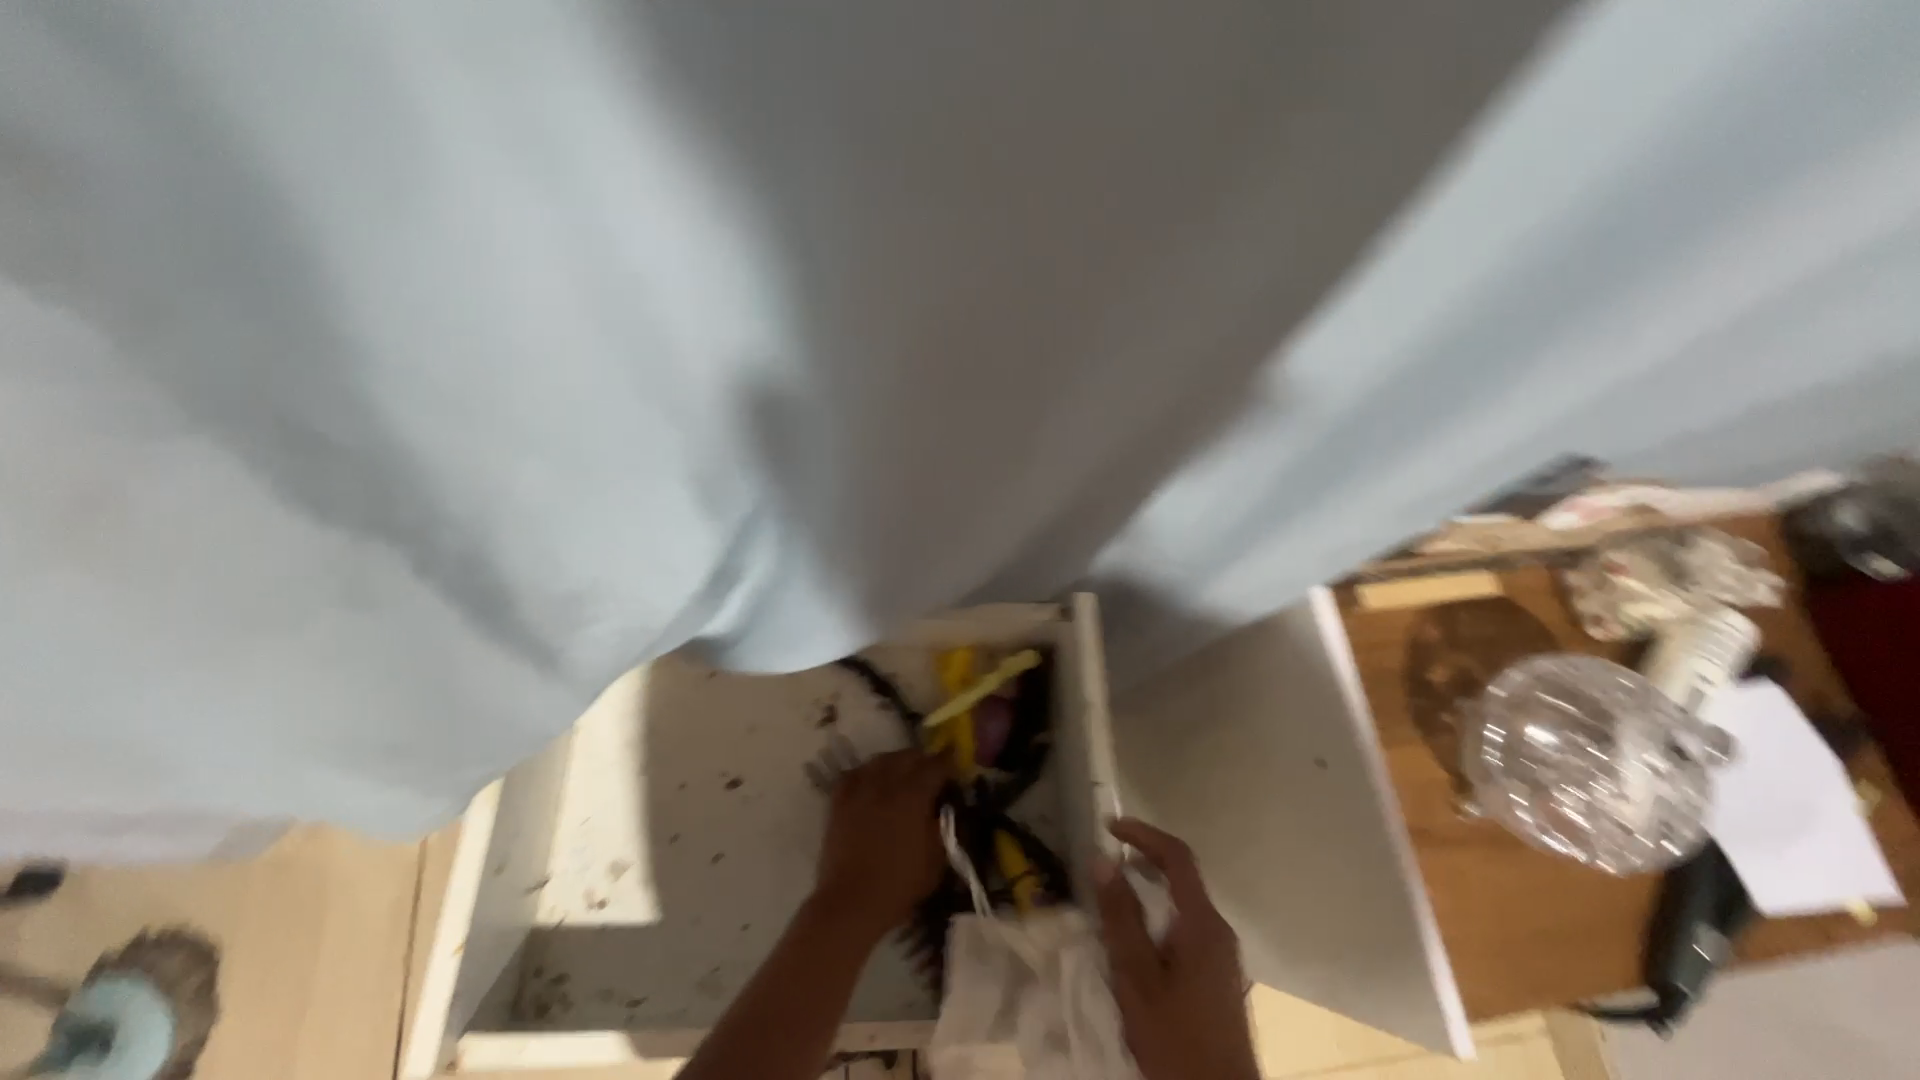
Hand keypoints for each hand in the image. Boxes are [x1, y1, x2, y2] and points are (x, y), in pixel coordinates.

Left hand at [811, 749, 948, 936]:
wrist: (852, 902)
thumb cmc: (900, 885)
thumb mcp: (937, 859)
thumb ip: (943, 826)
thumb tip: (945, 808)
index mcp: (913, 796)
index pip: (935, 765)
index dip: (948, 760)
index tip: (956, 758)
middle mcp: (885, 784)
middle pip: (907, 757)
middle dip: (923, 759)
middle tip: (932, 770)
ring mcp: (859, 790)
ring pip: (880, 760)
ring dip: (896, 762)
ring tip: (903, 773)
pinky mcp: (838, 802)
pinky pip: (854, 774)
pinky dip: (867, 773)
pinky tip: (872, 782)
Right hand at [1097, 817, 1259, 1079]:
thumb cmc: (1175, 1037)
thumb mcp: (1136, 977)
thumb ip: (1120, 917)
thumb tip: (1103, 860)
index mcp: (1203, 924)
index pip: (1178, 858)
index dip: (1143, 834)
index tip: (1109, 827)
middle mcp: (1220, 931)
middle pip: (1183, 879)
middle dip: (1143, 862)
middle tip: (1104, 864)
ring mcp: (1224, 955)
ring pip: (1183, 906)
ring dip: (1149, 893)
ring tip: (1112, 901)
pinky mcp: (1219, 976)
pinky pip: (1187, 929)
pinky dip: (1159, 919)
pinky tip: (1135, 942)